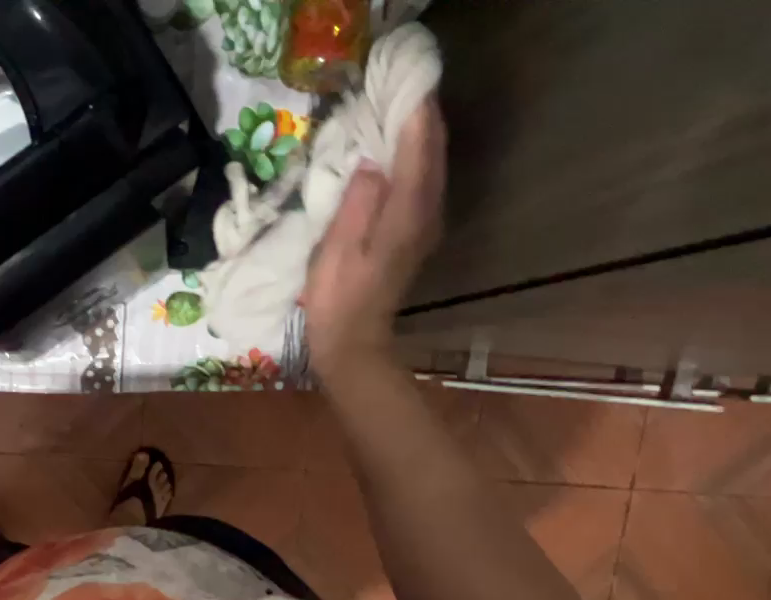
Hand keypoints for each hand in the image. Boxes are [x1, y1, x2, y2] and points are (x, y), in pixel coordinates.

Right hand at [302, 98, 447, 375]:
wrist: (353, 345)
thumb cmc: (338, 299)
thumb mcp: (338, 248)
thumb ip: (359, 201)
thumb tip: (372, 164)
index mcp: (408, 212)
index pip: (419, 147)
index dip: (413, 111)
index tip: (398, 83)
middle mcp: (426, 214)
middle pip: (433, 152)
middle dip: (419, 118)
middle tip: (395, 90)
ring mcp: (424, 227)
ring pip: (431, 167)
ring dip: (417, 138)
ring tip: (393, 113)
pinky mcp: (414, 237)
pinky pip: (422, 185)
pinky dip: (413, 161)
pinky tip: (392, 155)